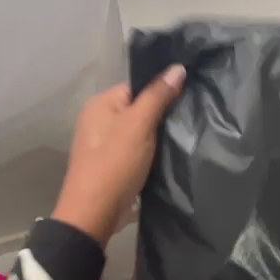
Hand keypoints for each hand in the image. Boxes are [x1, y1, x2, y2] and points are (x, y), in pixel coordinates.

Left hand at [50, 65, 186, 243]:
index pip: (137, 87)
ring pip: (138, 132)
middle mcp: (98, 119)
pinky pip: (134, 151)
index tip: (184, 102)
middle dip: (159, 118)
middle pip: (138, 109)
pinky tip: (164, 159)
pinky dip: (148, 155)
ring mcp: (102, 144)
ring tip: (179, 141)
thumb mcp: (139, 125)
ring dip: (155, 139)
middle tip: (184, 123)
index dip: (160, 93)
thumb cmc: (115, 163)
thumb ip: (158, 96)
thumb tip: (178, 67)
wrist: (94, 212)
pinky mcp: (110, 165)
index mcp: (100, 103)